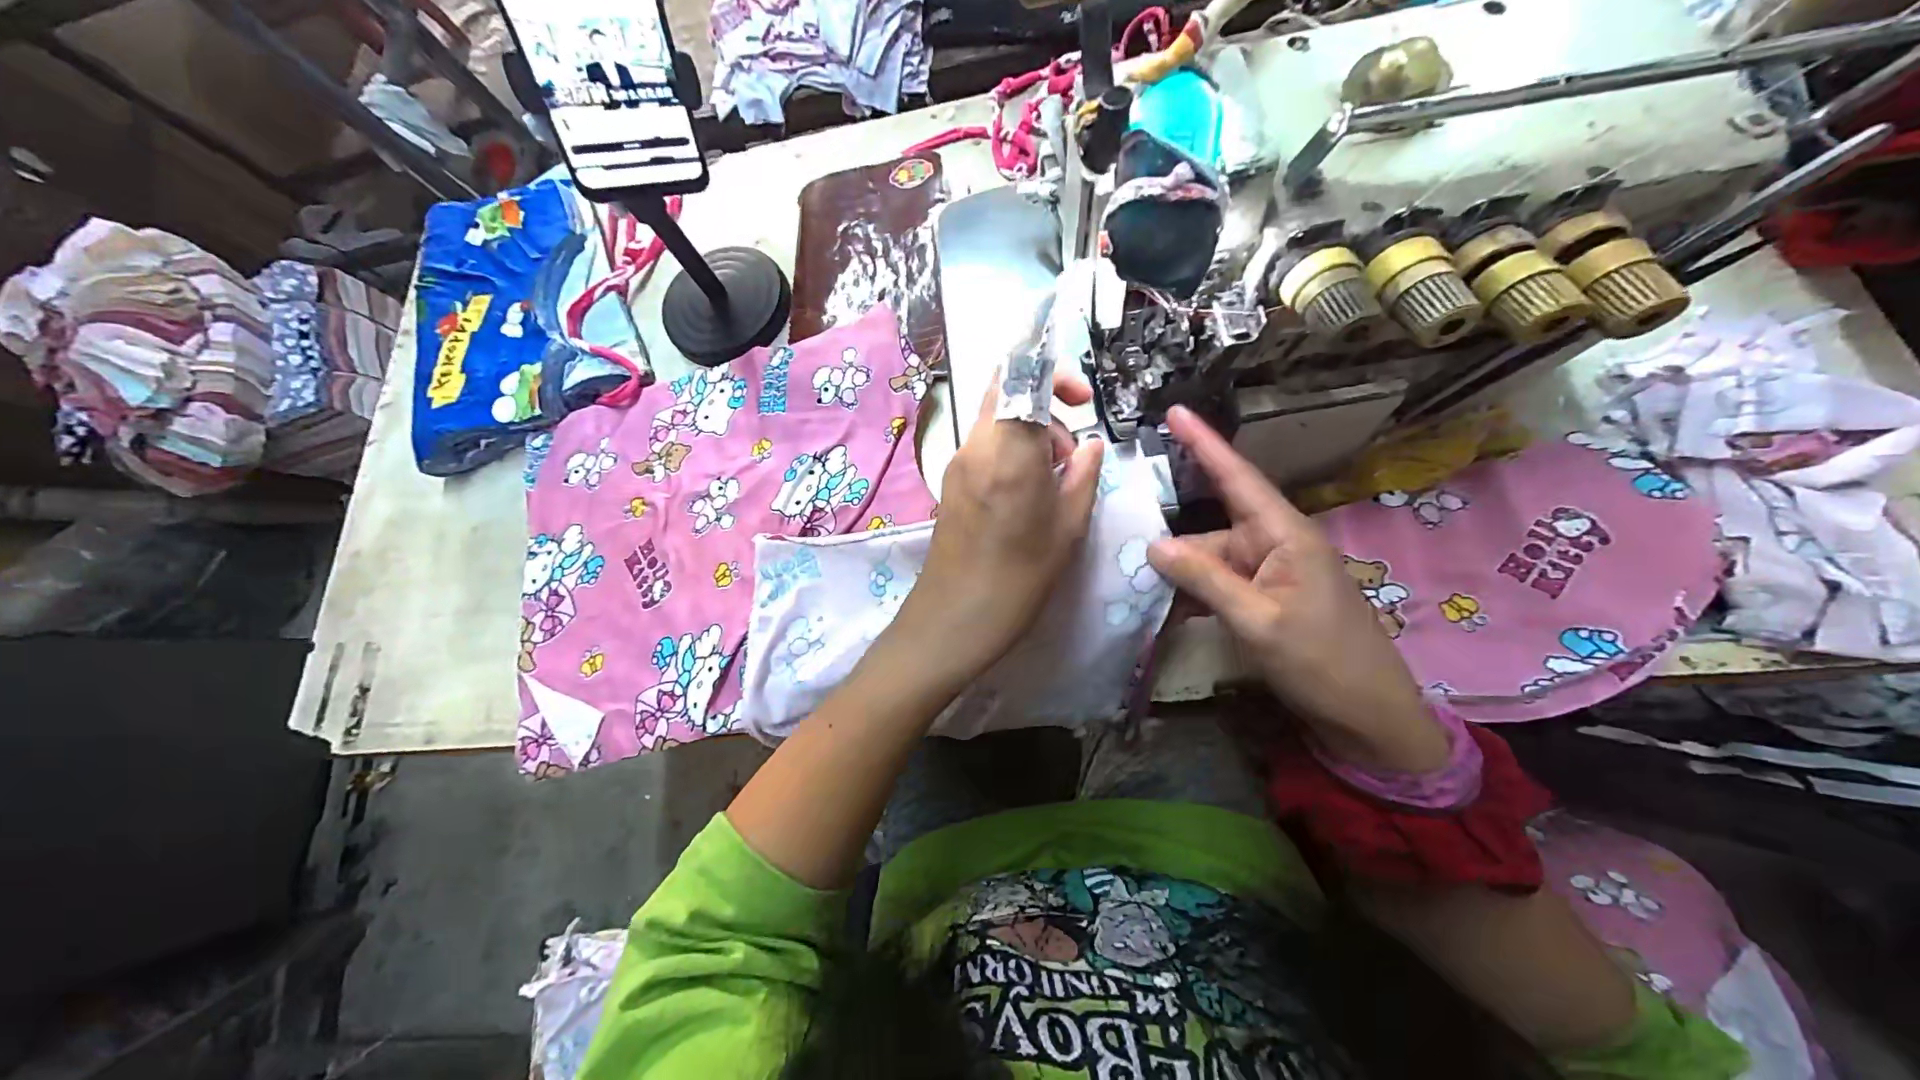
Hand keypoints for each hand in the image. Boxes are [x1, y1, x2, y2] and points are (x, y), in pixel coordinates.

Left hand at [895, 372, 1103, 679]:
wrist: (951, 621)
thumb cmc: (1018, 580)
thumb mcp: (1067, 530)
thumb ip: (1082, 477)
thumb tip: (1090, 445)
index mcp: (1008, 450)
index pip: (1022, 376)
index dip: (1054, 374)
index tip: (1082, 401)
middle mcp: (976, 446)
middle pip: (1005, 392)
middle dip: (1045, 406)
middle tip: (1069, 453)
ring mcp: (956, 463)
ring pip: (995, 419)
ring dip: (1029, 432)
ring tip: (1053, 480)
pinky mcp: (949, 482)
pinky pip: (984, 446)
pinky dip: (1010, 451)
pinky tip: (1026, 494)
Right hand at [1146, 406, 1447, 771]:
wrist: (1368, 715)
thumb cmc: (1321, 661)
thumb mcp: (1257, 621)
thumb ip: (1204, 579)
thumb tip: (1154, 544)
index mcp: (1284, 535)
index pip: (1237, 478)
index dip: (1204, 443)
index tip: (1175, 411)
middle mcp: (1275, 544)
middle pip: (1209, 532)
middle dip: (1171, 547)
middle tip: (1125, 557)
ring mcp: (1271, 573)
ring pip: (1209, 562)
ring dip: (1180, 580)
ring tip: (1139, 596)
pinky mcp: (1266, 599)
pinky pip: (1220, 586)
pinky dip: (1194, 597)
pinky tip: (1165, 612)